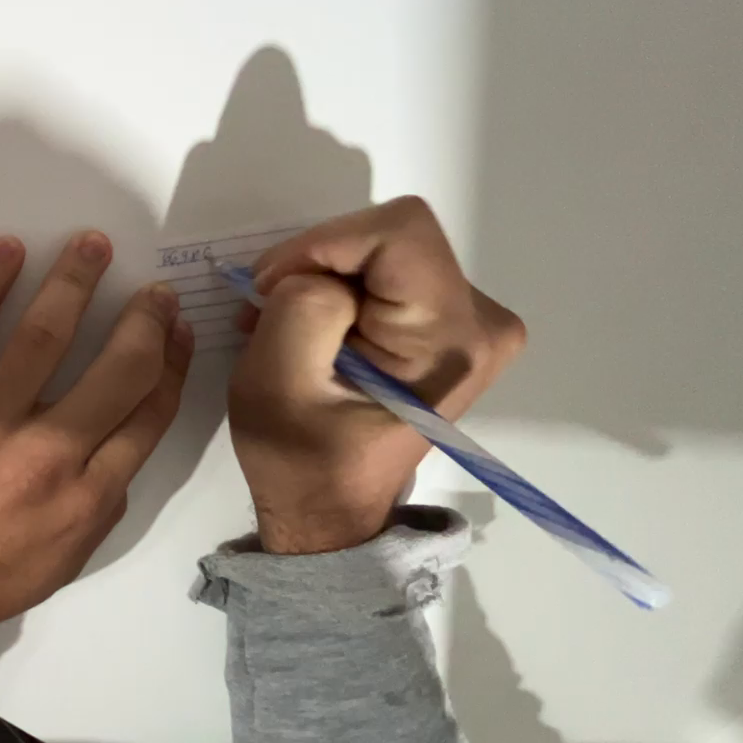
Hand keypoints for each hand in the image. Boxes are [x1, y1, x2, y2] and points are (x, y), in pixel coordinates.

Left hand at [0, 232, 193, 675]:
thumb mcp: (64, 560)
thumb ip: (102, 498)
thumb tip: (124, 433)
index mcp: (87, 496)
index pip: (149, 411)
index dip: (171, 361)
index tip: (173, 330)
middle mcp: (47, 454)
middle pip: (117, 366)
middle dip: (144, 317)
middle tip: (150, 287)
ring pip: (43, 334)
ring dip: (73, 280)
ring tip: (90, 245)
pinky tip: (4, 252)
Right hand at [230, 196, 525, 553]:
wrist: (328, 509)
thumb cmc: (298, 459)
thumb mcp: (275, 385)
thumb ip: (300, 309)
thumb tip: (313, 273)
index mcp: (449, 338)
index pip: (396, 232)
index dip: (319, 244)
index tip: (266, 288)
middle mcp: (482, 321)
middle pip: (391, 240)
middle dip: (314, 267)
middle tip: (261, 312)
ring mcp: (471, 324)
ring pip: (384, 255)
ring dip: (319, 283)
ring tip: (275, 329)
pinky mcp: (448, 328)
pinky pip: (387, 278)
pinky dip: (335, 295)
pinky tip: (305, 333)